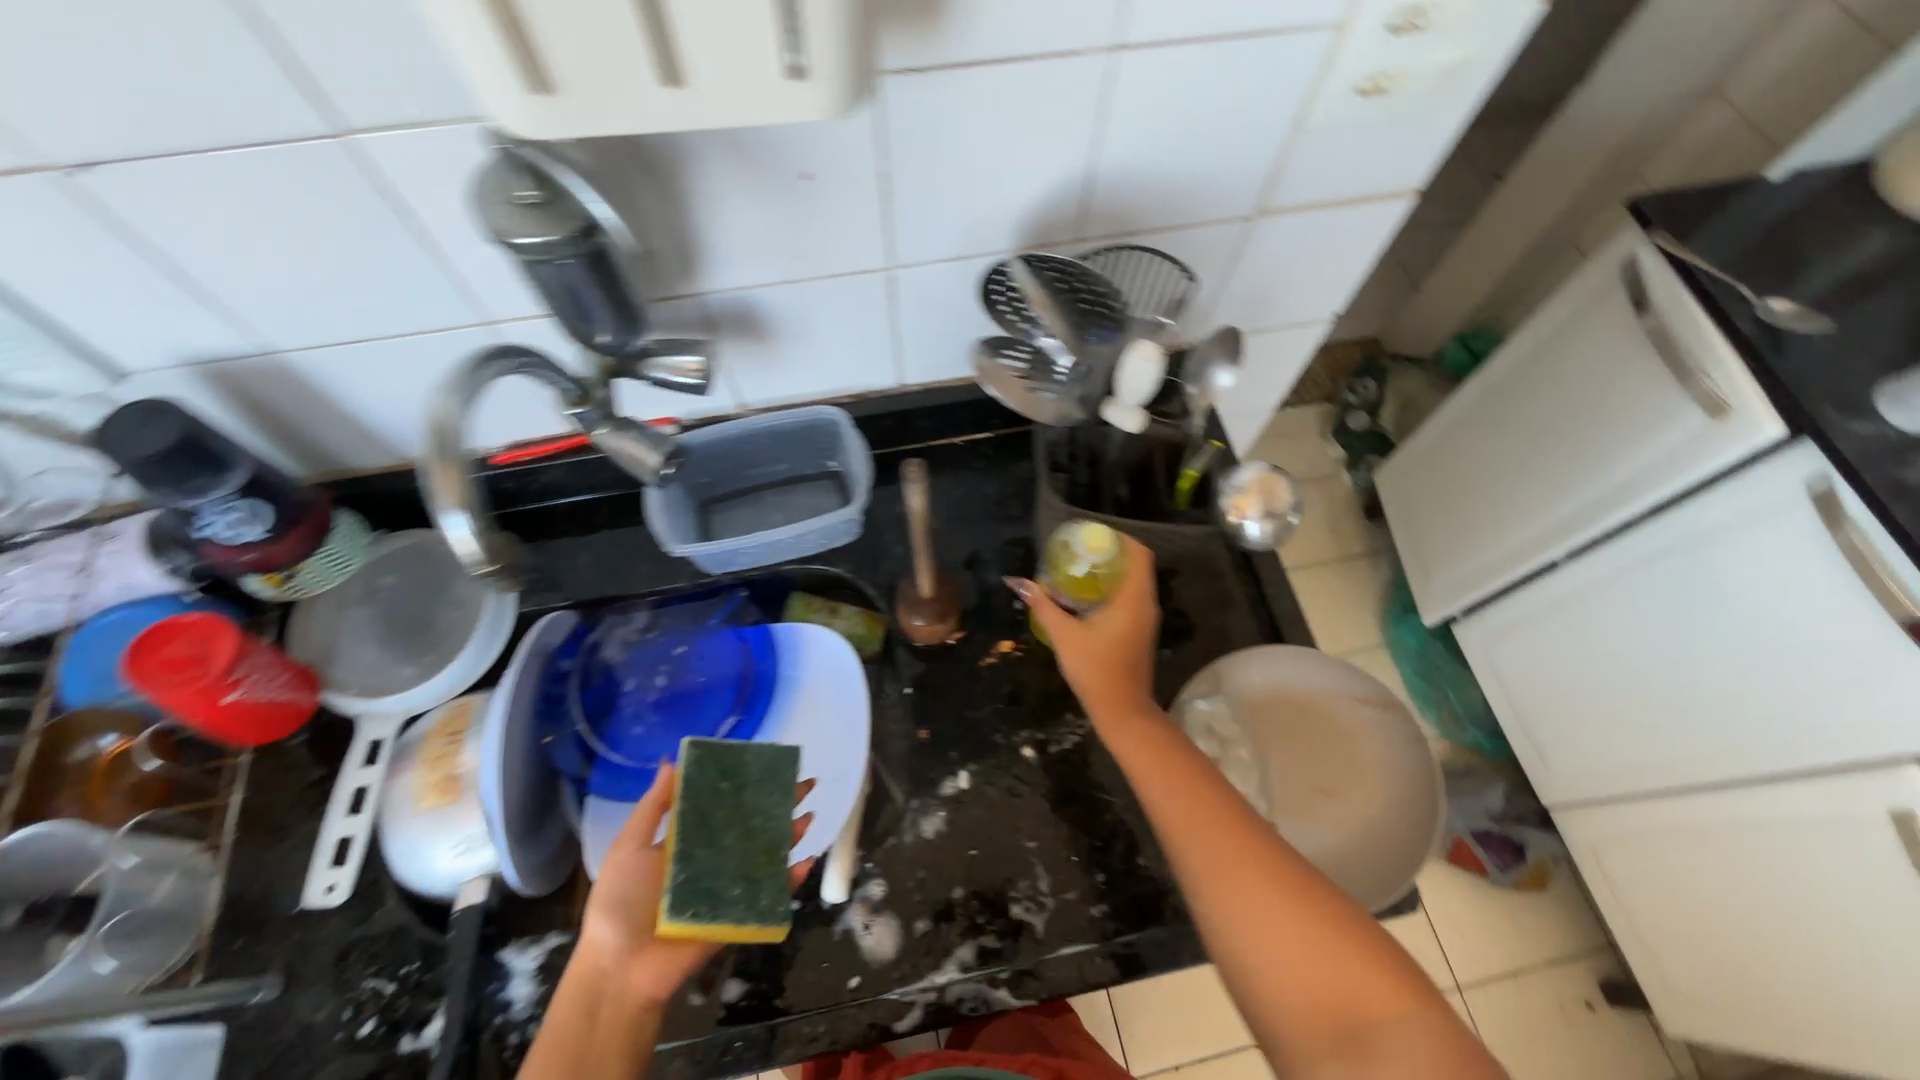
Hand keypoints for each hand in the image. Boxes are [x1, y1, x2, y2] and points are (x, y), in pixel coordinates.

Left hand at [579, 765, 817, 1006]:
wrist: (622, 968)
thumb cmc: (619, 903)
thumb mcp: (630, 847)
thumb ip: (654, 807)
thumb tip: (672, 761)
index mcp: (686, 842)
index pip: (721, 807)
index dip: (743, 787)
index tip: (767, 764)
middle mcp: (711, 861)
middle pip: (751, 827)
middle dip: (779, 806)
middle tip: (805, 784)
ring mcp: (728, 888)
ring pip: (766, 856)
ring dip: (790, 836)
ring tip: (808, 817)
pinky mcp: (739, 915)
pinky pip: (770, 895)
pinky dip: (790, 879)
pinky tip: (806, 861)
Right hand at [1007, 534, 1159, 720]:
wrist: (1122, 711)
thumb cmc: (1095, 671)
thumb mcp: (1064, 636)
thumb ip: (1042, 606)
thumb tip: (1018, 582)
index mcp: (1134, 598)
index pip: (1139, 554)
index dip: (1118, 539)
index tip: (1091, 536)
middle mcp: (1146, 604)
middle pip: (1136, 564)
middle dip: (1109, 553)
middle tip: (1079, 550)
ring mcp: (1145, 619)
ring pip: (1133, 582)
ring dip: (1110, 572)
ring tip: (1079, 568)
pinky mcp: (1140, 631)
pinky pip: (1130, 598)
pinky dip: (1112, 589)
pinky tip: (1086, 596)